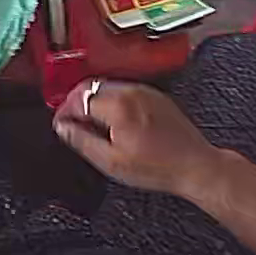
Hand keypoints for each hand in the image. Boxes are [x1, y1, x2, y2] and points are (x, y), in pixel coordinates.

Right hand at [52, 79, 228, 196]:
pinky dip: (111, 102)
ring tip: (91, 125)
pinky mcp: (154, 96)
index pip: (78, 98)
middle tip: (71, 122)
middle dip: (76, 103)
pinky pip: (124, 91)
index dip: (64, 111)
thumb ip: (82, 141)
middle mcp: (132, 92)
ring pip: (107, 87)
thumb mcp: (111, 162)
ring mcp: (145, 92)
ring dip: (93, 102)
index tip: (61, 124)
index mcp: (118, 106)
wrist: (194, 166)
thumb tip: (63, 128)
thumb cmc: (159, 167)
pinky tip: (113, 122)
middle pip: (91, 87)